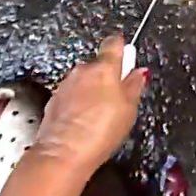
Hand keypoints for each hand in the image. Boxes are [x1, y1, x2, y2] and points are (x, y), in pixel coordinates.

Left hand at [31, 36, 145, 173]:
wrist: (63, 153)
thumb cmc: (99, 131)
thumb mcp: (128, 110)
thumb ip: (135, 86)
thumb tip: (140, 72)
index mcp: (104, 67)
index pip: (114, 43)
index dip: (121, 46)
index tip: (126, 51)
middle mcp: (83, 70)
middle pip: (99, 64)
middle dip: (107, 77)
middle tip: (117, 97)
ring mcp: (66, 83)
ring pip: (84, 80)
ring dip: (92, 91)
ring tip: (101, 115)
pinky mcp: (55, 99)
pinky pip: (72, 95)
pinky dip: (79, 103)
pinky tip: (85, 122)